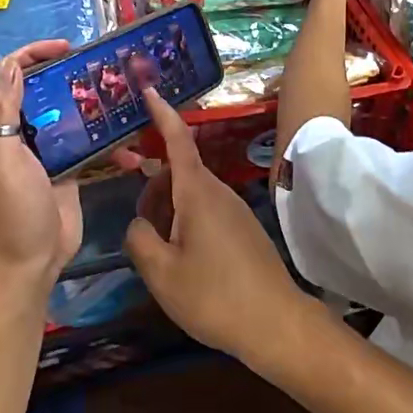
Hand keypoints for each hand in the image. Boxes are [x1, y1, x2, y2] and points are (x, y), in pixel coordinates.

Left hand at [0, 41, 138, 289]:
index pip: (8, 76)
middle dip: (71, 75)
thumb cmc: (11, 211)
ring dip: (96, 108)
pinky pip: (92, 148)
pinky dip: (112, 148)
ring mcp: (47, 153)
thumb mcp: (0, 160)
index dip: (32, 55)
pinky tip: (134, 151)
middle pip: (44, 91)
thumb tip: (12, 65)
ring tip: (124, 99)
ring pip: (72, 116)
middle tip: (103, 69)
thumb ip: (3, 113)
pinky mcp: (70, 171)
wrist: (29, 264)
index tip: (66, 48)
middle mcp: (20, 134)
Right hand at [125, 89, 320, 366]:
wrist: (275, 322)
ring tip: (157, 253)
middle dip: (152, 187)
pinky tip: (180, 260)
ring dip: (167, 210)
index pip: (178, 140)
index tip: (149, 90)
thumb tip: (139, 222)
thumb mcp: (161, 272)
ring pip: (190, 195)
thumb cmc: (213, 295)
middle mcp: (218, 191)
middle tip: (138, 225)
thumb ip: (139, 238)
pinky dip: (184, 222)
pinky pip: (205, 211)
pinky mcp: (242, 228)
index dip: (162, 114)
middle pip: (178, 173)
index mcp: (197, 192)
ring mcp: (234, 209)